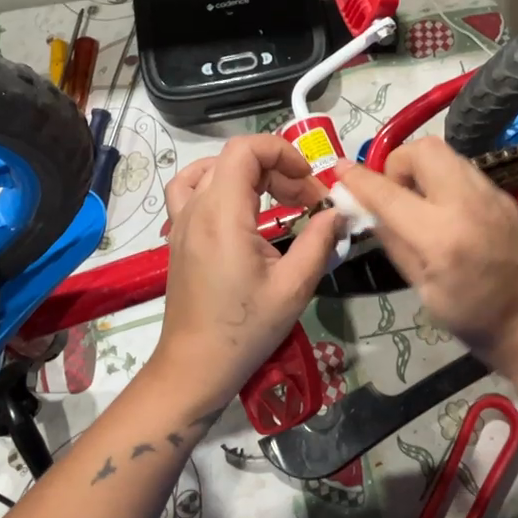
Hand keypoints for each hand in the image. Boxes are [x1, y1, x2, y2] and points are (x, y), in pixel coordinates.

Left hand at [154, 135, 340, 412]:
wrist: (194, 367)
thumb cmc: (245, 330)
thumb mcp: (293, 288)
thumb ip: (319, 241)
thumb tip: (338, 212)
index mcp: (224, 215)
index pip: (246, 150)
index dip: (282, 152)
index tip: (309, 182)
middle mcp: (197, 208)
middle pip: (235, 158)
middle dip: (277, 168)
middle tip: (307, 202)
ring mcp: (182, 221)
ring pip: (213, 169)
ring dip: (250, 173)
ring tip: (277, 198)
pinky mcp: (178, 236)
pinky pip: (190, 188)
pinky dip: (217, 182)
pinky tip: (239, 204)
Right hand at [338, 138, 517, 378]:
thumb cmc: (474, 320)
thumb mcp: (422, 289)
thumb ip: (392, 241)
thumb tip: (365, 210)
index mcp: (442, 235)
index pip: (387, 192)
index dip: (357, 180)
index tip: (338, 173)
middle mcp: (467, 202)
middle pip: (422, 149)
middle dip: (397, 164)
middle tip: (394, 196)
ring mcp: (491, 194)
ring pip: (445, 154)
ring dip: (421, 169)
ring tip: (418, 204)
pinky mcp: (504, 195)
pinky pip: (464, 170)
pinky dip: (444, 180)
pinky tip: (446, 213)